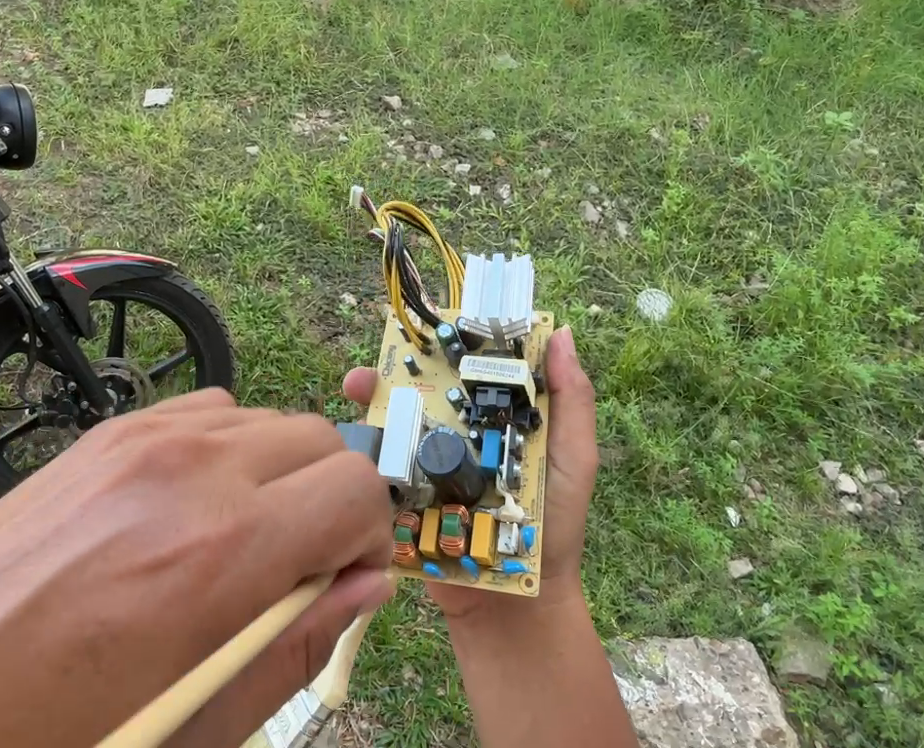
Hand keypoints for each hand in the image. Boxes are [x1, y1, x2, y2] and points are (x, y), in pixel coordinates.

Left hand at [0, 389, 395, 747]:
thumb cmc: (60, 727)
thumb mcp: (200, 721)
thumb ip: (299, 641)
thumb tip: (368, 585)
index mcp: (225, 549)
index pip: (358, 488)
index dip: (368, 534)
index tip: (340, 574)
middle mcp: (195, 469)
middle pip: (322, 438)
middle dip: (331, 495)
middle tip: (296, 559)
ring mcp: (147, 437)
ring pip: (268, 418)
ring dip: (278, 470)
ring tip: (238, 534)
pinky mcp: (111, 430)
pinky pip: (208, 409)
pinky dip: (226, 446)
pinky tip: (189, 504)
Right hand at [341, 325, 597, 618]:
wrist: (517, 607)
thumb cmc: (554, 531)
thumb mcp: (572, 461)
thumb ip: (573, 403)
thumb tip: (562, 333)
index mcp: (497, 416)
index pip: (474, 366)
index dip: (457, 337)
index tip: (438, 316)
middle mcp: (460, 431)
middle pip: (427, 385)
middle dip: (402, 362)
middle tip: (385, 350)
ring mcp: (429, 462)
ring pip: (396, 418)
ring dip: (374, 397)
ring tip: (358, 384)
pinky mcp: (405, 496)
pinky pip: (379, 464)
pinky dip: (362, 446)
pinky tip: (350, 434)